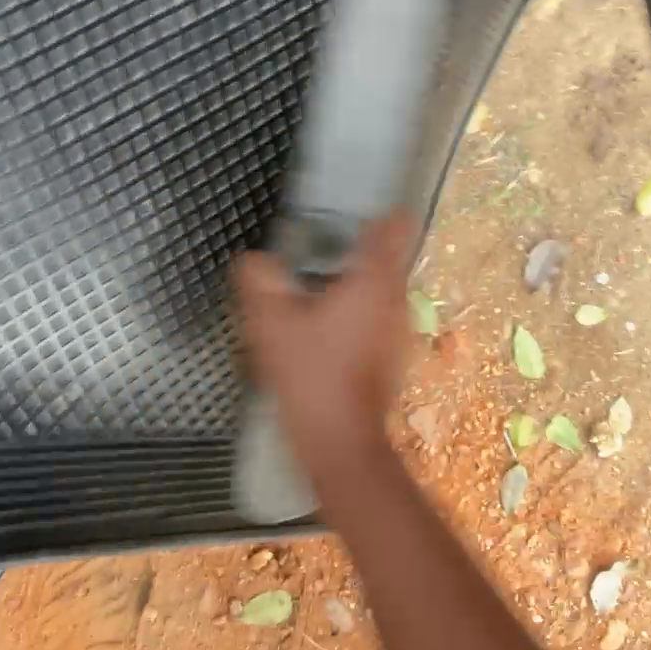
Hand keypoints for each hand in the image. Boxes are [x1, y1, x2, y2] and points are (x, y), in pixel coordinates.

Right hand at [234, 215, 413, 476]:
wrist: (340, 441)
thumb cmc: (310, 374)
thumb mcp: (271, 322)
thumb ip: (259, 281)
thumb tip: (251, 260)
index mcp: (371, 281)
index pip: (390, 229)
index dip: (378, 213)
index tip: (358, 209)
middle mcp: (394, 300)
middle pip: (386, 257)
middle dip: (357, 249)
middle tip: (319, 249)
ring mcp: (398, 329)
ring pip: (382, 289)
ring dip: (355, 282)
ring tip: (317, 286)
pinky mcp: (392, 354)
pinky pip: (377, 315)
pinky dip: (356, 311)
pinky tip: (323, 326)